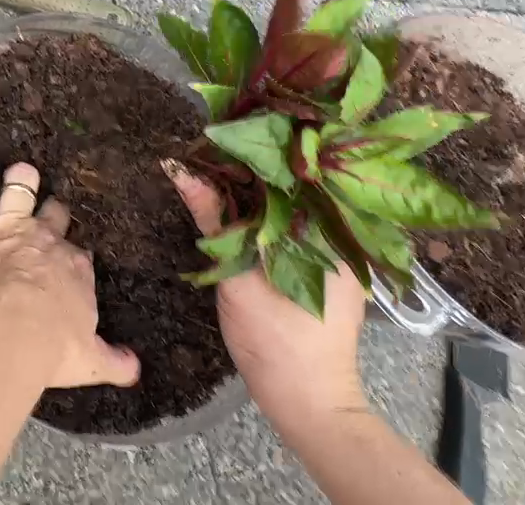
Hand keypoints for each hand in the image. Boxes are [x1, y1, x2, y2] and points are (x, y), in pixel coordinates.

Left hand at [0, 162, 140, 389]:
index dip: (72, 255)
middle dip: (53, 211)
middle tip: (48, 213)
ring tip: (19, 174)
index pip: (79, 254)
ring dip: (20, 179)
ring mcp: (7, 226)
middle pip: (54, 213)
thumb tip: (135, 366)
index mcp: (75, 269)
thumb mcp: (91, 362)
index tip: (67, 259)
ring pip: (19, 187)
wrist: (3, 330)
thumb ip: (115, 362)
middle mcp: (44, 239)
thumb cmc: (48, 349)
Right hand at [163, 160, 368, 424]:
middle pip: (297, 180)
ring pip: (293, 199)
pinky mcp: (320, 264)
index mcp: (335, 231)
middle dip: (256, 158)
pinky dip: (265, 207)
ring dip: (258, 182)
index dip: (264, 141)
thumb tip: (180, 168)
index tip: (226, 123)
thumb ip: (213, 219)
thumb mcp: (237, 275)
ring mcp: (335, 250)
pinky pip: (292, 221)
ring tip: (218, 160)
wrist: (307, 401)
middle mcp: (344, 234)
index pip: (302, 167)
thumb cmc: (278, 341)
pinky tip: (235, 198)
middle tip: (213, 140)